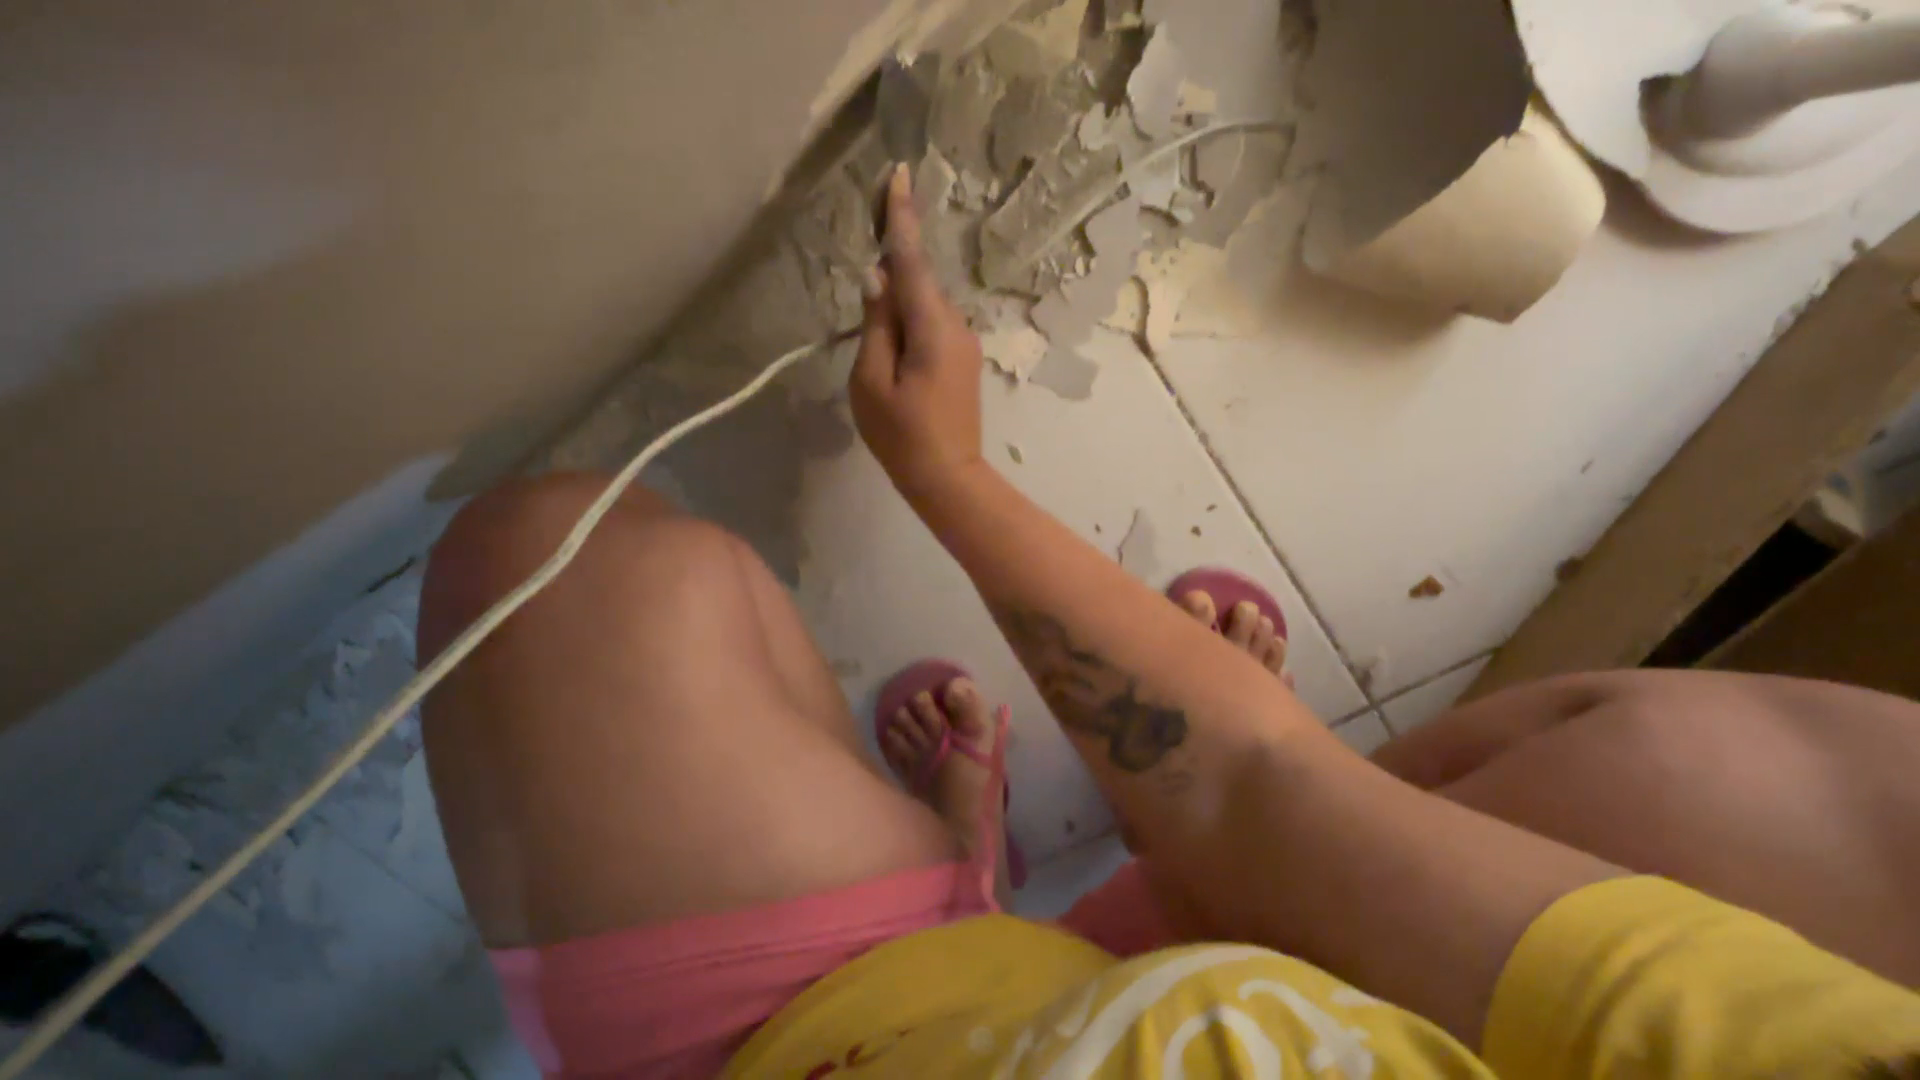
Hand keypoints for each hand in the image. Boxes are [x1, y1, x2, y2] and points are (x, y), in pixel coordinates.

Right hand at [851, 163, 984, 501]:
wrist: (948, 477)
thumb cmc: (902, 436)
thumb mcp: (871, 383)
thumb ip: (875, 326)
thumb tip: (878, 280)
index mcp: (932, 327)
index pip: (912, 261)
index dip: (901, 217)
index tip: (899, 173)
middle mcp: (956, 325)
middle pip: (919, 280)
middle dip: (894, 255)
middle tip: (870, 227)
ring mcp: (963, 342)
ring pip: (924, 302)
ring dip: (900, 291)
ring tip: (871, 299)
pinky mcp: (962, 358)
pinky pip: (931, 322)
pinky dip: (910, 313)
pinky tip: (891, 329)